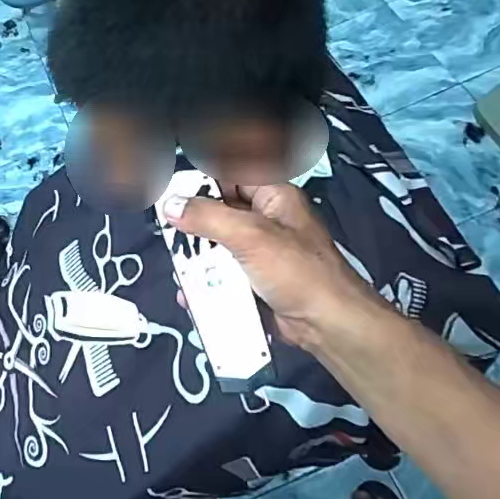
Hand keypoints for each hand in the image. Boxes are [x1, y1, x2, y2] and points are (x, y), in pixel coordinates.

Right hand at [164, 183, 388, 354]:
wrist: (328, 324)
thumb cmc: (298, 272)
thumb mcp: (249, 236)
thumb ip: (207, 217)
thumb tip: (171, 204)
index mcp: (273, 196)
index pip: (231, 174)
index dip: (203, 180)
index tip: (173, 192)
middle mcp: (268, 219)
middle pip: (221, 212)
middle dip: (195, 226)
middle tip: (173, 237)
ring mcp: (263, 252)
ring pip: (220, 246)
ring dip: (200, 259)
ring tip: (182, 270)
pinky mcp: (259, 280)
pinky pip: (226, 274)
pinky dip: (209, 282)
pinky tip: (194, 294)